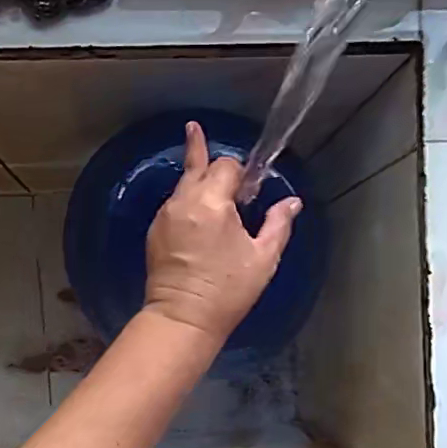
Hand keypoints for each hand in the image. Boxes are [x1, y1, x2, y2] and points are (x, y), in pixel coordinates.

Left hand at [144, 121, 301, 340]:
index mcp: (212, 203)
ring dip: (198, 183)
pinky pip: (174, 206)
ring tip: (206, 182)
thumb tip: (291, 202)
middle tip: (195, 128)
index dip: (242, 172)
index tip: (252, 188)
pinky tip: (198, 219)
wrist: (184, 319)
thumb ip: (278, 224)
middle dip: (205, 154)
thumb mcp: (263, 258)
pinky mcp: (154, 232)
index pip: (226, 167)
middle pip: (196, 165)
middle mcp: (183, 201)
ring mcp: (165, 216)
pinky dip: (188, 204)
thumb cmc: (229, 290)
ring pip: (183, 186)